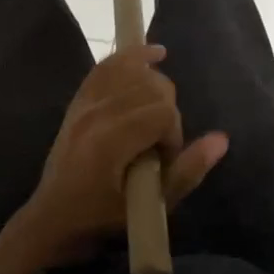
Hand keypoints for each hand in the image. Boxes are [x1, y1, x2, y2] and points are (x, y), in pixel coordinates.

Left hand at [18, 45, 227, 263]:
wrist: (53, 218)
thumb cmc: (100, 217)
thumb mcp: (149, 206)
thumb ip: (187, 172)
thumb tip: (220, 139)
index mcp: (111, 140)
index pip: (162, 112)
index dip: (174, 134)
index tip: (164, 160)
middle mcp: (96, 113)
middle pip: (152, 87)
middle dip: (167, 112)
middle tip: (158, 144)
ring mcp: (85, 103)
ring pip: (135, 72)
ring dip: (154, 88)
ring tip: (155, 116)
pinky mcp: (80, 100)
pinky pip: (108, 65)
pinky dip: (132, 57)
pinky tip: (155, 55)